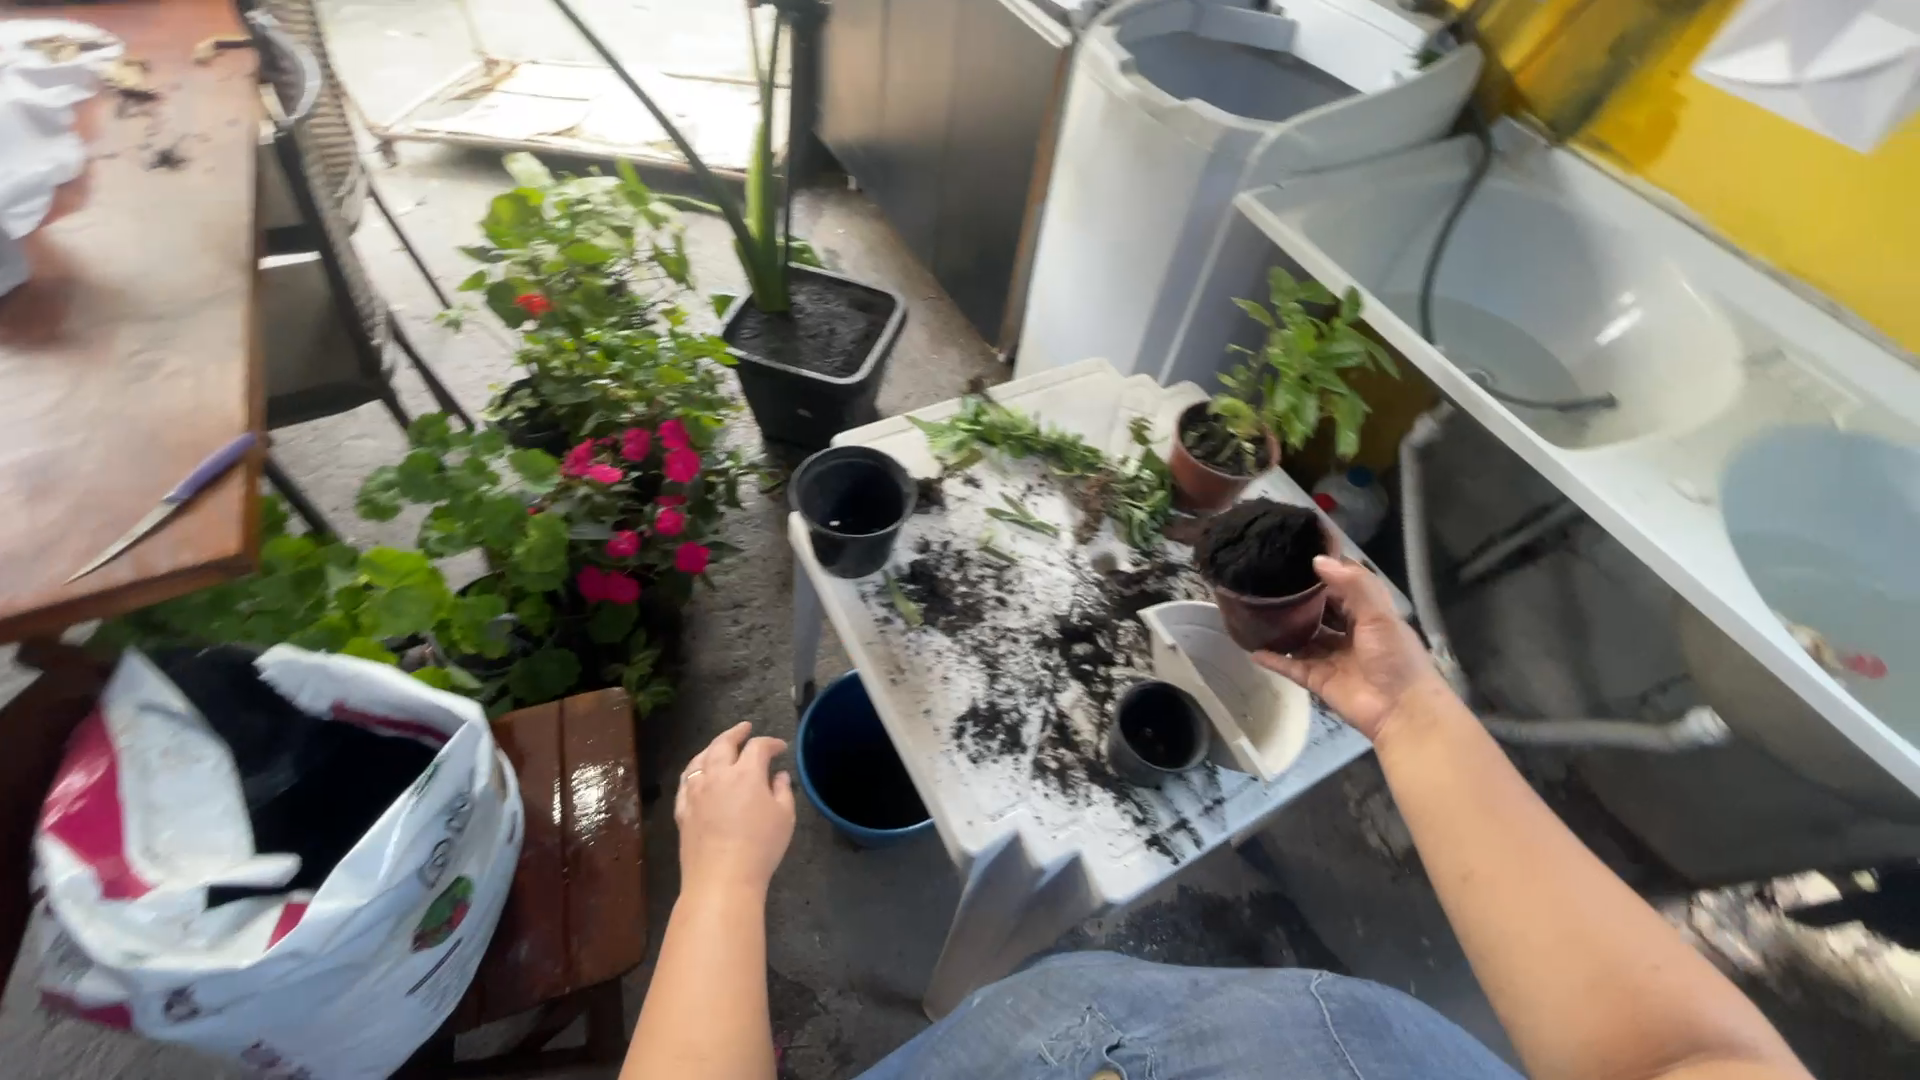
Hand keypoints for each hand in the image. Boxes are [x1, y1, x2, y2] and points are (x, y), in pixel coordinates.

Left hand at [674, 722, 794, 897]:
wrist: (722, 880)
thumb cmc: (760, 848)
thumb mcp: (784, 817)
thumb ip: (782, 791)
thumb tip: (778, 776)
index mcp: (746, 773)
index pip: (758, 747)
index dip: (771, 743)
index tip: (780, 748)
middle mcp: (718, 775)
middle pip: (723, 744)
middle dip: (736, 733)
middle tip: (745, 728)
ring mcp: (696, 792)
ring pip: (700, 759)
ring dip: (712, 747)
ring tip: (720, 745)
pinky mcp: (683, 810)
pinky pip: (685, 782)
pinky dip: (693, 771)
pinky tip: (697, 773)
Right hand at [1254, 556, 1448, 741]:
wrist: (1402, 711)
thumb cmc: (1395, 657)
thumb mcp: (1380, 615)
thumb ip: (1353, 585)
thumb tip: (1317, 559)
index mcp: (1369, 617)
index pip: (1342, 590)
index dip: (1323, 576)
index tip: (1296, 560)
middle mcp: (1349, 636)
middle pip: (1319, 614)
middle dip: (1299, 602)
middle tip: (1268, 584)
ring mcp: (1331, 658)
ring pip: (1302, 640)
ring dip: (1283, 630)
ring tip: (1255, 612)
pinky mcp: (1317, 680)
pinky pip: (1290, 666)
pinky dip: (1273, 659)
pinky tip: (1252, 649)